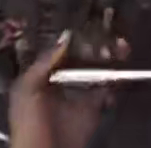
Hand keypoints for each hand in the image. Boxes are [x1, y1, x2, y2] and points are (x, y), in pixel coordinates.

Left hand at [9, 32, 120, 147]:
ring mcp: (79, 95)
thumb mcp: (27, 91)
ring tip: (123, 49)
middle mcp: (64, 79)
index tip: (95, 26)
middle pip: (86, 54)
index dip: (81, 35)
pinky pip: (108, 92)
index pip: (66, 46)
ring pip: (100, 69)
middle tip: (114, 38)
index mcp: (46, 72)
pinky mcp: (92, 112)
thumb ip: (43, 62)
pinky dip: (115, 84)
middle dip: (101, 43)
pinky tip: (117, 79)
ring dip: (112, 58)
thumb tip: (67, 35)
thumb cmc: (30, 125)